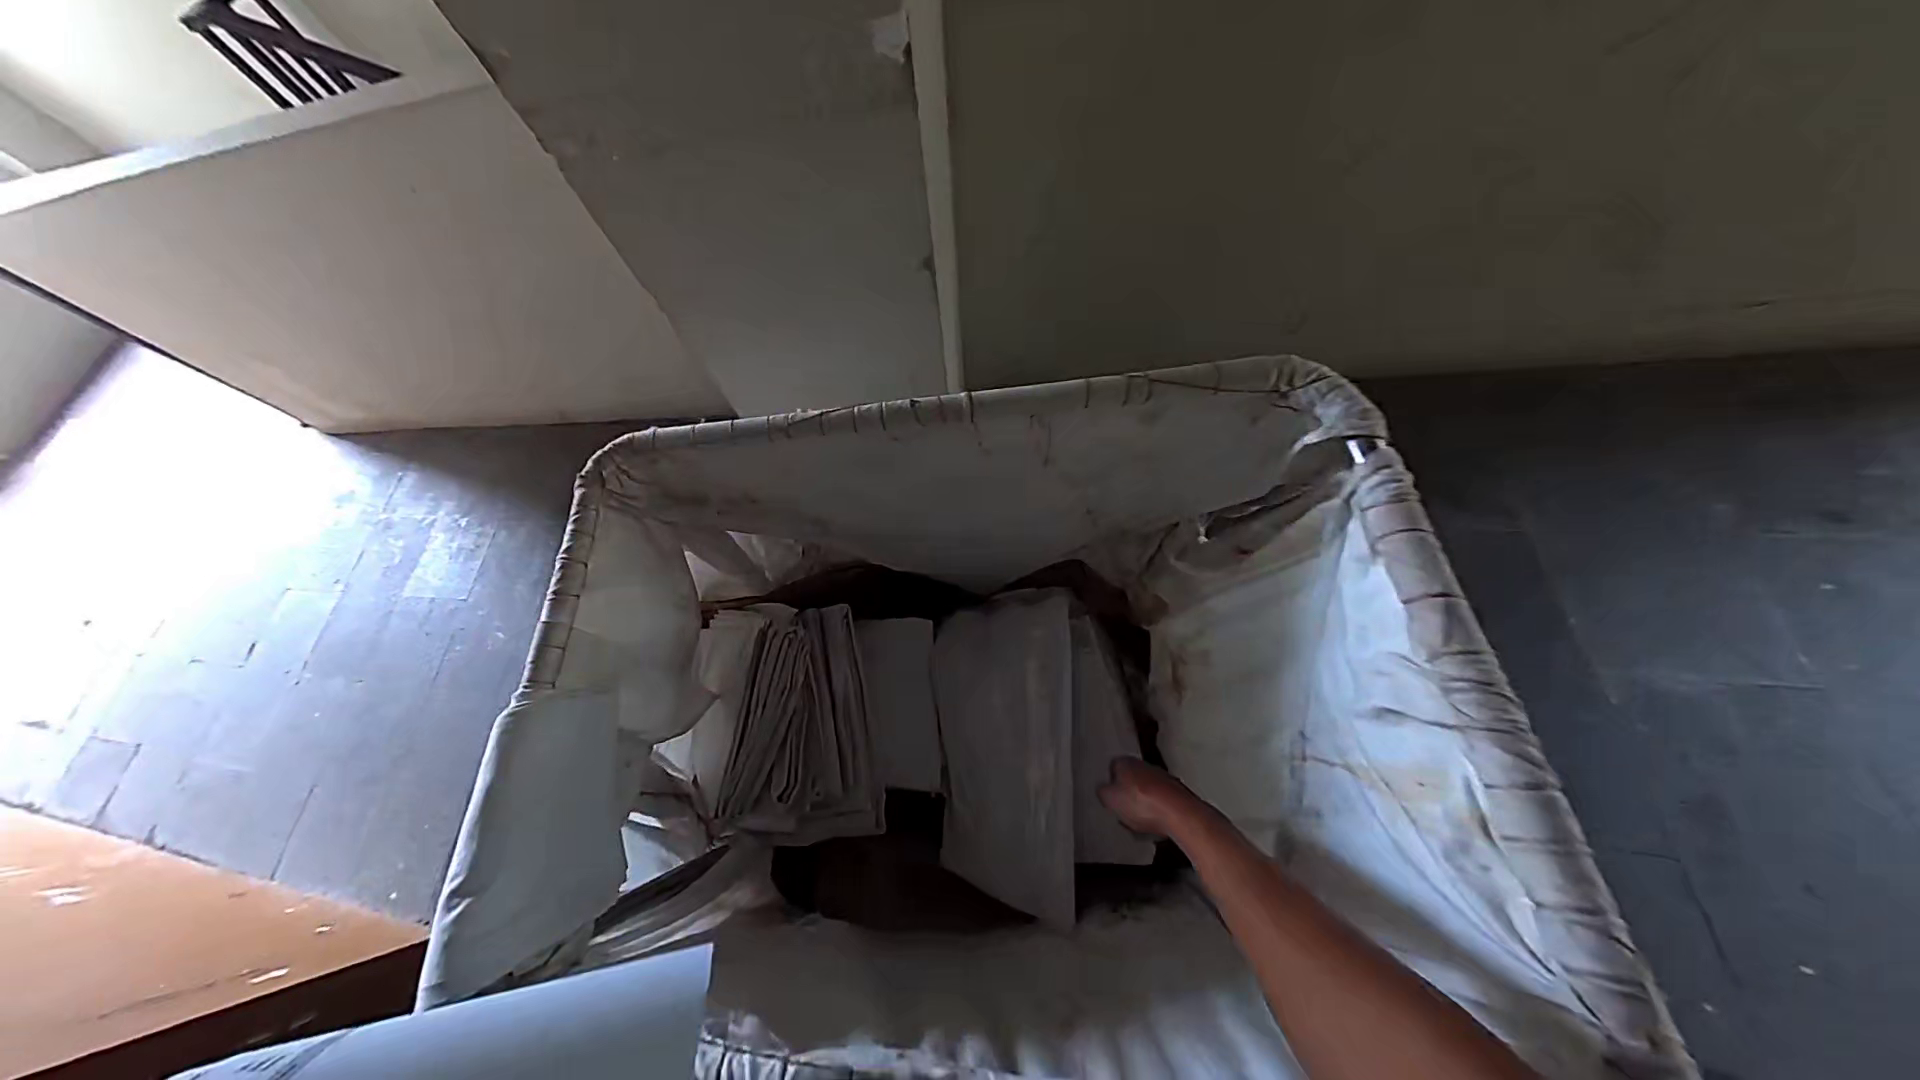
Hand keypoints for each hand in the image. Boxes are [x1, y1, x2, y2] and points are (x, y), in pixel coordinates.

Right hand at [1098, 757, 1202, 837]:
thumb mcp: (1110, 800)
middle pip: (1131, 779)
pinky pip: (1162, 801)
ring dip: (1143, 803)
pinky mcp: (1178, 792)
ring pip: (1147, 790)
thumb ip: (1102, 792)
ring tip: (1139, 823)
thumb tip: (1103, 789)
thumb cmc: (1140, 803)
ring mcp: (1164, 777)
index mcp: (1126, 761)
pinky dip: (1158, 810)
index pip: (1112, 767)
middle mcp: (1145, 764)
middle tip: (1123, 811)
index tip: (1110, 798)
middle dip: (1127, 794)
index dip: (1110, 783)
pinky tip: (1156, 824)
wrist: (1179, 814)